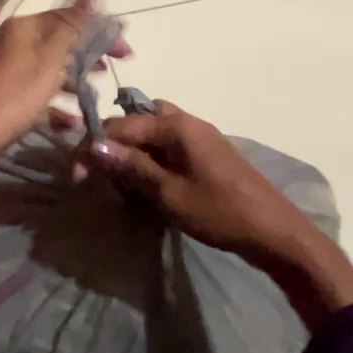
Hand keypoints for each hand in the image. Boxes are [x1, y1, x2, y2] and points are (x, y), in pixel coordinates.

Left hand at [0, 1, 122, 163]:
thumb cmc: (12, 98)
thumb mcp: (49, 60)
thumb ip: (72, 26)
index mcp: (22, 27)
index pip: (67, 17)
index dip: (99, 30)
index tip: (126, 51)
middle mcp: (8, 41)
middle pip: (57, 41)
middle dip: (88, 53)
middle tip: (114, 68)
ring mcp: (0, 68)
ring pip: (46, 67)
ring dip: (73, 77)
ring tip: (95, 93)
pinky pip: (32, 92)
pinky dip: (53, 102)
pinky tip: (72, 122)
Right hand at [91, 101, 301, 255]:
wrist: (275, 232)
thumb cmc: (220, 212)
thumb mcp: (169, 193)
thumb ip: (132, 167)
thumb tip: (95, 145)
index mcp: (176, 125)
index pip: (121, 125)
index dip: (94, 148)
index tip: (77, 178)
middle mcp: (187, 121)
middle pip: (136, 121)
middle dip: (112, 144)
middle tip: (96, 176)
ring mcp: (200, 135)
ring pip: (152, 132)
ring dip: (131, 150)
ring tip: (119, 178)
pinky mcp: (207, 152)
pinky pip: (168, 144)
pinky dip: (150, 157)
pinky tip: (145, 180)